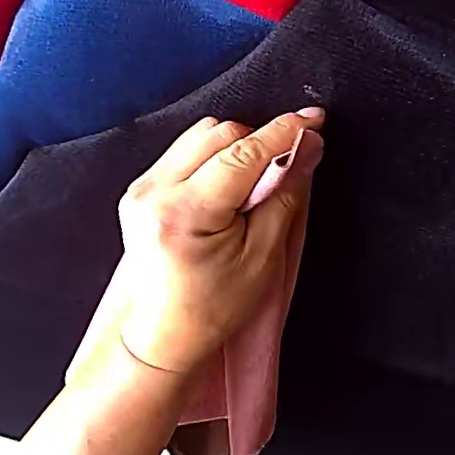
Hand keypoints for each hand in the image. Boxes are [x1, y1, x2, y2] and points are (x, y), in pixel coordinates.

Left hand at [105, 109, 325, 375]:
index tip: (314, 118)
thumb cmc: (210, 309)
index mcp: (186, 212)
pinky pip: (184, 150)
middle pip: (220, 133)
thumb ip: (285, 195)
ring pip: (201, 135)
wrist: (157, 336)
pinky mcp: (140, 189)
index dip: (284, 131)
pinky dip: (213, 157)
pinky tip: (225, 190)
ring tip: (250, 187)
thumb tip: (307, 148)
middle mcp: (155, 191)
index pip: (243, 152)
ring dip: (236, 147)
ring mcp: (142, 188)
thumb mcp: (262, 259)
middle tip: (284, 168)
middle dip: (259, 142)